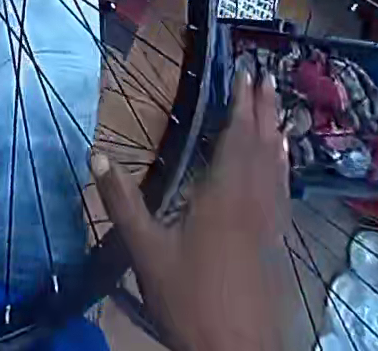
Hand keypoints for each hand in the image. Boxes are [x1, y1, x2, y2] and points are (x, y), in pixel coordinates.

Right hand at [93, 66, 289, 350]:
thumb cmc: (190, 301)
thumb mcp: (146, 250)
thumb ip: (122, 201)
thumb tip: (95, 153)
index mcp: (224, 200)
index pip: (238, 143)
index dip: (243, 108)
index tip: (249, 77)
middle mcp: (253, 207)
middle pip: (263, 151)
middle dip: (265, 114)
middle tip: (269, 80)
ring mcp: (268, 229)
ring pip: (277, 173)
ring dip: (276, 138)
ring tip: (280, 115)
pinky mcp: (274, 248)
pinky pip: (281, 194)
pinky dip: (281, 171)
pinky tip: (280, 170)